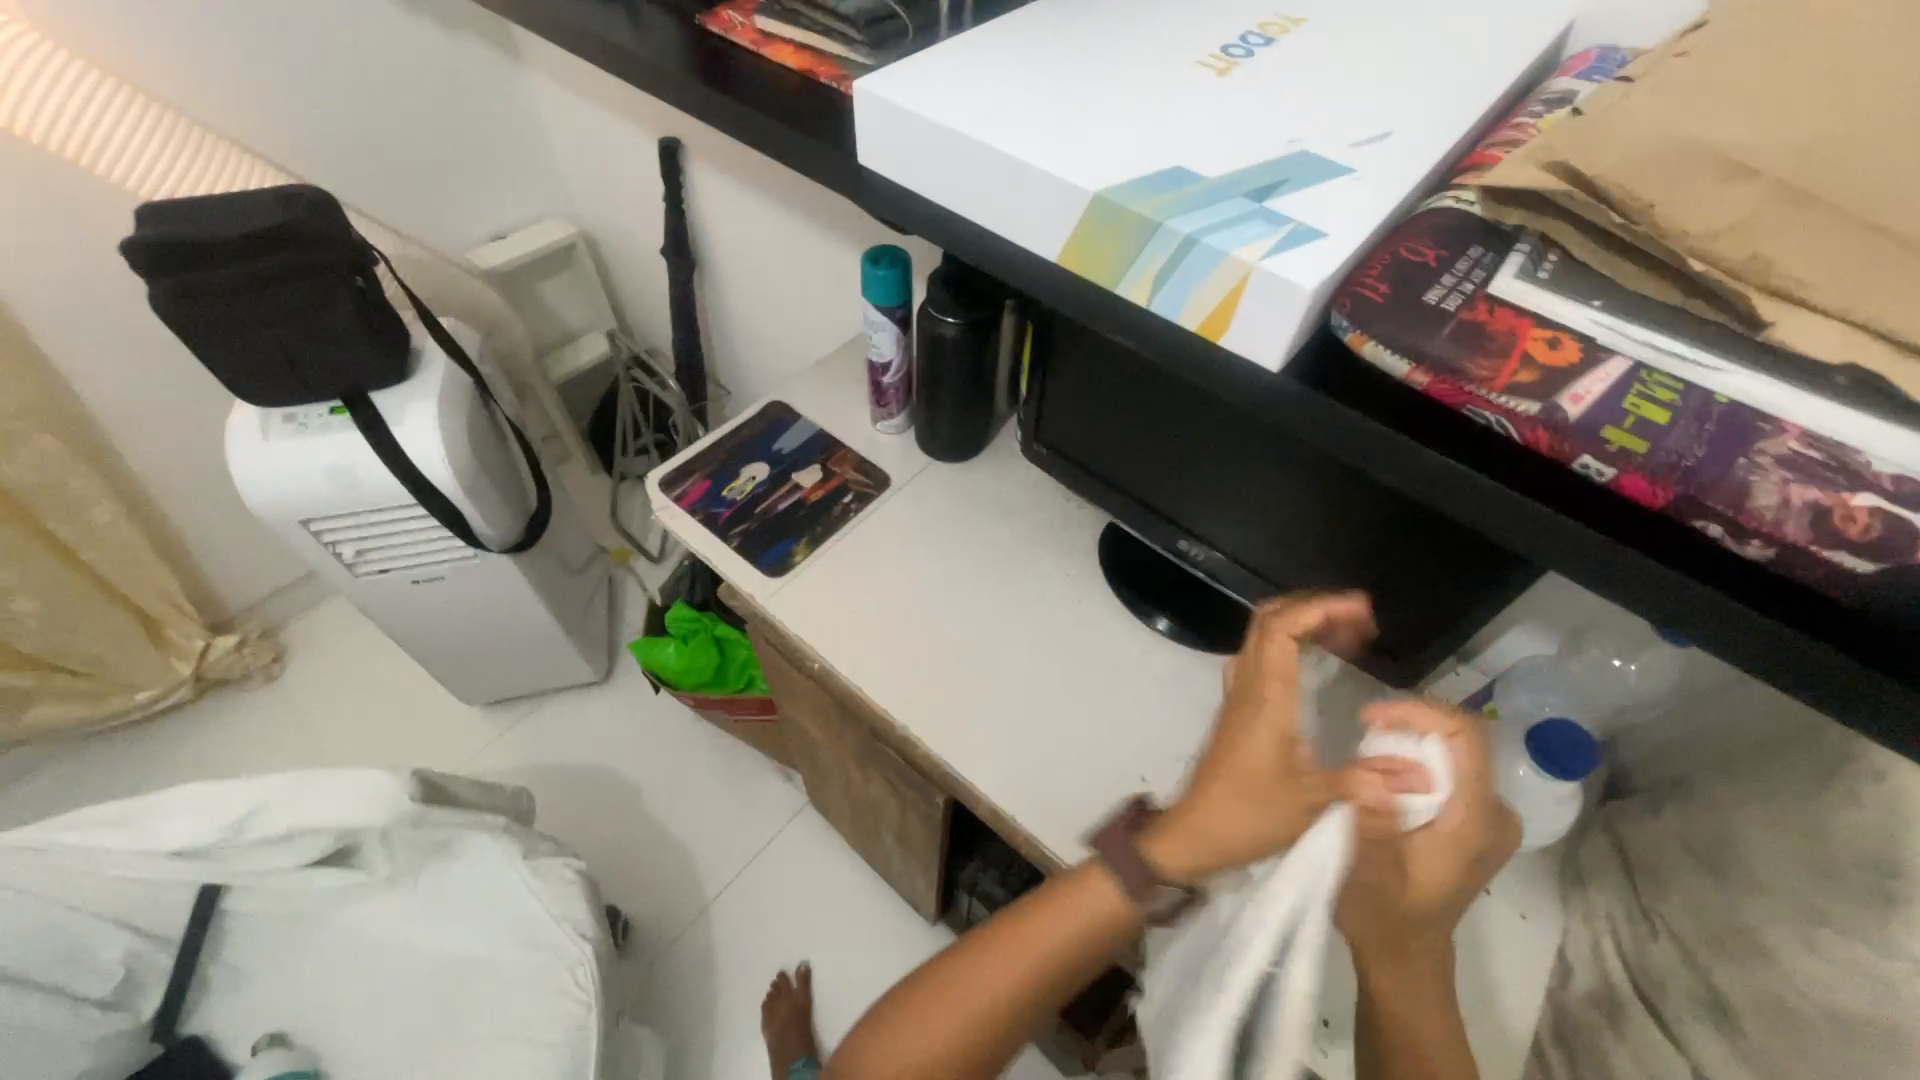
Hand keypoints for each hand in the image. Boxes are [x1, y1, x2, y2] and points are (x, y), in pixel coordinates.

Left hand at [1141, 592, 1377, 885]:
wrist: (1196, 832)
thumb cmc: (1248, 816)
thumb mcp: (1310, 802)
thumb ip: (1362, 783)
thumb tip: (1420, 774)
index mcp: (1266, 698)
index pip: (1281, 629)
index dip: (1319, 608)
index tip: (1361, 608)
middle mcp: (1248, 686)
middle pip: (1269, 620)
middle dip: (1314, 608)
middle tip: (1361, 620)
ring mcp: (1238, 695)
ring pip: (1262, 637)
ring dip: (1302, 624)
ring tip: (1350, 636)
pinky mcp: (1238, 709)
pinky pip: (1260, 658)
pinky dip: (1290, 646)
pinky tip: (1319, 664)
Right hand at [1336, 700, 1520, 972]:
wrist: (1404, 954)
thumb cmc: (1383, 914)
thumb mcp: (1367, 871)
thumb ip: (1373, 822)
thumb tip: (1370, 776)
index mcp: (1475, 821)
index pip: (1464, 736)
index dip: (1417, 712)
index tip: (1368, 717)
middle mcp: (1495, 813)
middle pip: (1455, 740)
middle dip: (1401, 734)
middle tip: (1356, 756)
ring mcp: (1490, 817)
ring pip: (1448, 753)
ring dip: (1401, 750)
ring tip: (1361, 776)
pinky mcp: (1476, 821)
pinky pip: (1446, 770)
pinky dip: (1409, 764)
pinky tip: (1379, 786)